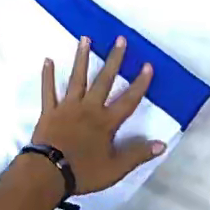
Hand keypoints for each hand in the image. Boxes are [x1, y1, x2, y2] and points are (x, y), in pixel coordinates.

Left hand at [30, 36, 162, 196]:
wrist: (48, 172)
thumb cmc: (83, 171)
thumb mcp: (115, 169)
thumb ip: (137, 154)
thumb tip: (162, 144)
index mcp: (106, 122)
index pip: (128, 100)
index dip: (139, 83)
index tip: (147, 65)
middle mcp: (88, 108)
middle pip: (104, 80)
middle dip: (114, 60)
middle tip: (120, 39)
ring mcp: (67, 107)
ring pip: (76, 78)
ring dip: (81, 58)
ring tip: (85, 38)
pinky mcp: (49, 110)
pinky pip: (49, 90)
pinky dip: (48, 75)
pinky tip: (48, 59)